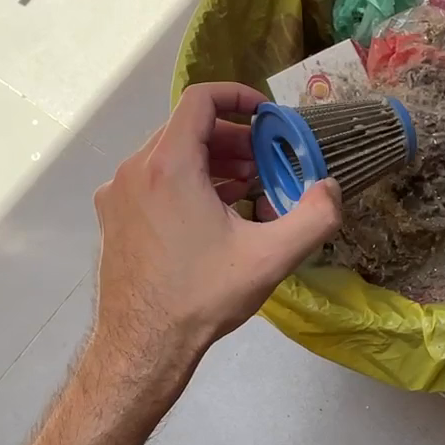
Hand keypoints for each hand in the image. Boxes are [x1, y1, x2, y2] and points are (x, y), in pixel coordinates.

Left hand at [90, 82, 341, 390]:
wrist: (142, 348)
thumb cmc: (203, 297)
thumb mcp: (271, 257)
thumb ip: (314, 217)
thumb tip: (331, 188)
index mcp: (168, 166)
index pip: (200, 99)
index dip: (238, 96)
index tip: (266, 116)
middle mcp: (135, 170)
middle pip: (187, 128)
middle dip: (233, 139)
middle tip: (265, 164)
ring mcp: (118, 194)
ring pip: (169, 154)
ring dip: (212, 161)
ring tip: (246, 189)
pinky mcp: (114, 217)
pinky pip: (154, 180)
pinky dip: (188, 182)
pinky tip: (215, 214)